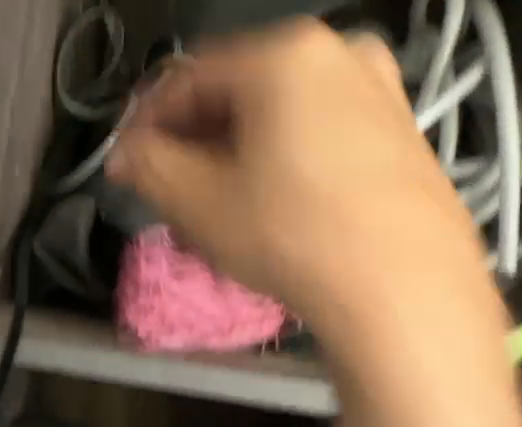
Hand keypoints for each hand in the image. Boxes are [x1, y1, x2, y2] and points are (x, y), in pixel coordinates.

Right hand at [107, 20, 500, 351]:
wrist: (399, 280)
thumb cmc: (289, 233)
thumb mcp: (196, 202)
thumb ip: (147, 165)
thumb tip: (124, 154)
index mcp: (283, 55)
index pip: (187, 77)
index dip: (143, 123)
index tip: (122, 165)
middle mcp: (336, 50)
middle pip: (235, 90)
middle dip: (189, 140)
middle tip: (161, 187)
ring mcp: (374, 86)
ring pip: (273, 113)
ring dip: (228, 152)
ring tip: (206, 205)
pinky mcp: (393, 126)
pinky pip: (311, 129)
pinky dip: (272, 157)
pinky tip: (259, 204)